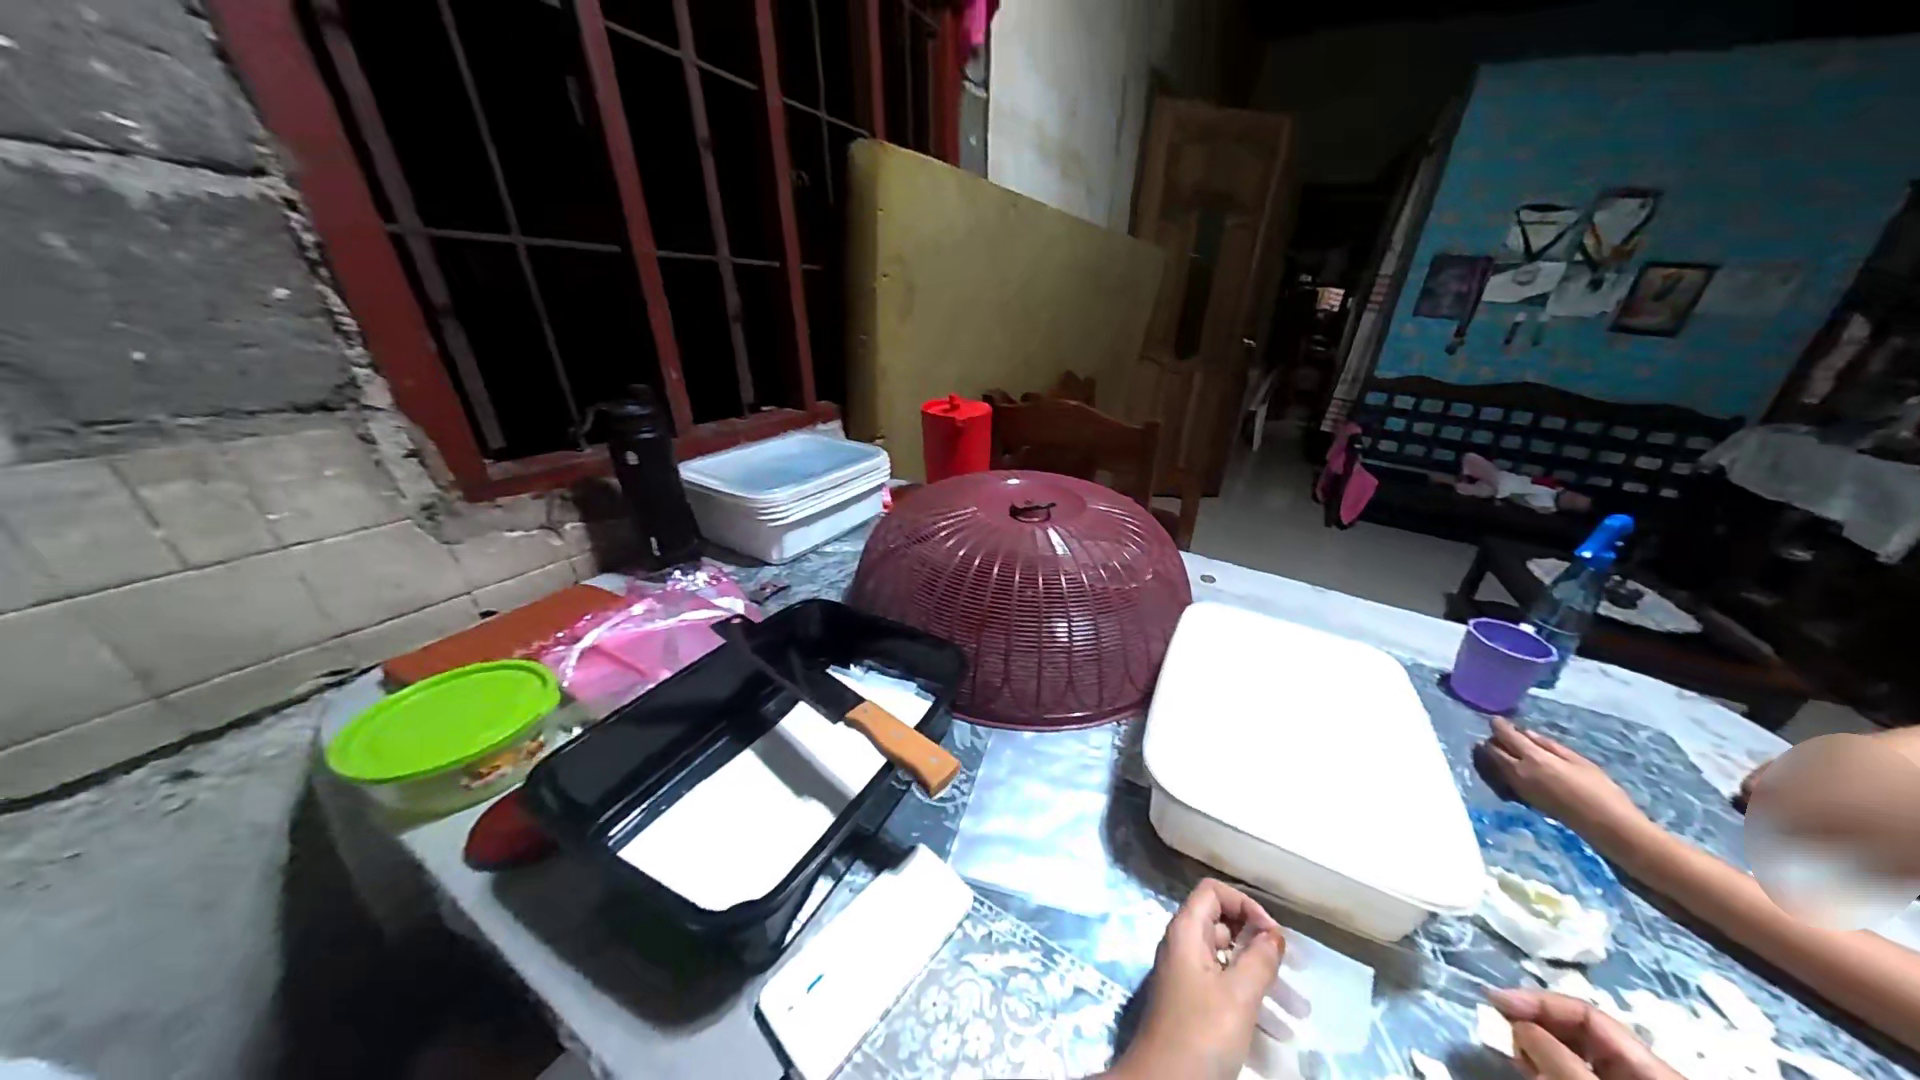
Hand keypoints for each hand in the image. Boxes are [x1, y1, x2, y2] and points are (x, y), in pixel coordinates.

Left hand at [1108, 879, 1284, 1079]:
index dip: (1244, 904)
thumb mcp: (1238, 995)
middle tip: (1295, 972)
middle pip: (1223, 925)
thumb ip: (1259, 958)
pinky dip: (1250, 1002)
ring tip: (1300, 1011)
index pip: (1213, 892)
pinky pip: (1224, 990)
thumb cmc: (1202, 1033)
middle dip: (1259, 945)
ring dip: (1262, 979)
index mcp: (1186, 932)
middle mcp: (1183, 946)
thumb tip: (1272, 933)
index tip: (1272, 935)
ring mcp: (1186, 976)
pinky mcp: (1191, 1004)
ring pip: (1228, 962)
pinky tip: (1278, 1034)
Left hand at [1480, 717, 1654, 852]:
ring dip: (1494, 752)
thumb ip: (1549, 745)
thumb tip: (1526, 733)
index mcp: (1534, 759)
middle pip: (1491, 749)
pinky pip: (1501, 775)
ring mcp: (1517, 786)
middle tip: (1505, 735)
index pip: (1505, 736)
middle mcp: (1518, 771)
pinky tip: (1512, 764)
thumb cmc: (1600, 790)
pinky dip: (1500, 765)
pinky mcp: (1521, 797)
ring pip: (1493, 763)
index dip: (1499, 725)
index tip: (1497, 720)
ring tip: (1508, 748)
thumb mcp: (1579, 761)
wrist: (1606, 826)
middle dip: (1494, 739)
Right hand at [1490, 989, 1684, 1079]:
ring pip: (1571, 1051)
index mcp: (1651, 1063)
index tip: (1495, 999)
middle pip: (1578, 1030)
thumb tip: (1517, 1020)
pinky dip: (1545, 1066)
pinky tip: (1529, 1068)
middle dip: (1534, 1023)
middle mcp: (1638, 1067)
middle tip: (1502, 1029)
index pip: (1586, 1012)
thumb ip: (1559, 1058)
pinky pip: (1570, 1071)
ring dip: (1536, 1046)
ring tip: (1515, 1054)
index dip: (1538, 1000)